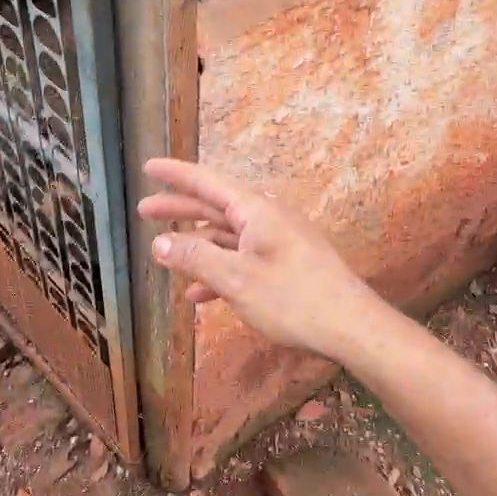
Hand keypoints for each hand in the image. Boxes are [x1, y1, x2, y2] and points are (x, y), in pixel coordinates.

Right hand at [137, 158, 381, 356]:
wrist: (352, 328)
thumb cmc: (293, 299)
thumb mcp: (236, 279)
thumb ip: (195, 258)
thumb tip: (159, 244)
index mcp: (256, 211)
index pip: (208, 182)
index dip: (176, 174)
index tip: (149, 167)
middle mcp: (267, 218)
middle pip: (215, 207)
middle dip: (180, 209)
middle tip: (144, 209)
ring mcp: (279, 242)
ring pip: (227, 235)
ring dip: (196, 245)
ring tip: (163, 255)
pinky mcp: (286, 265)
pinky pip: (242, 258)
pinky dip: (218, 270)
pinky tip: (199, 294)